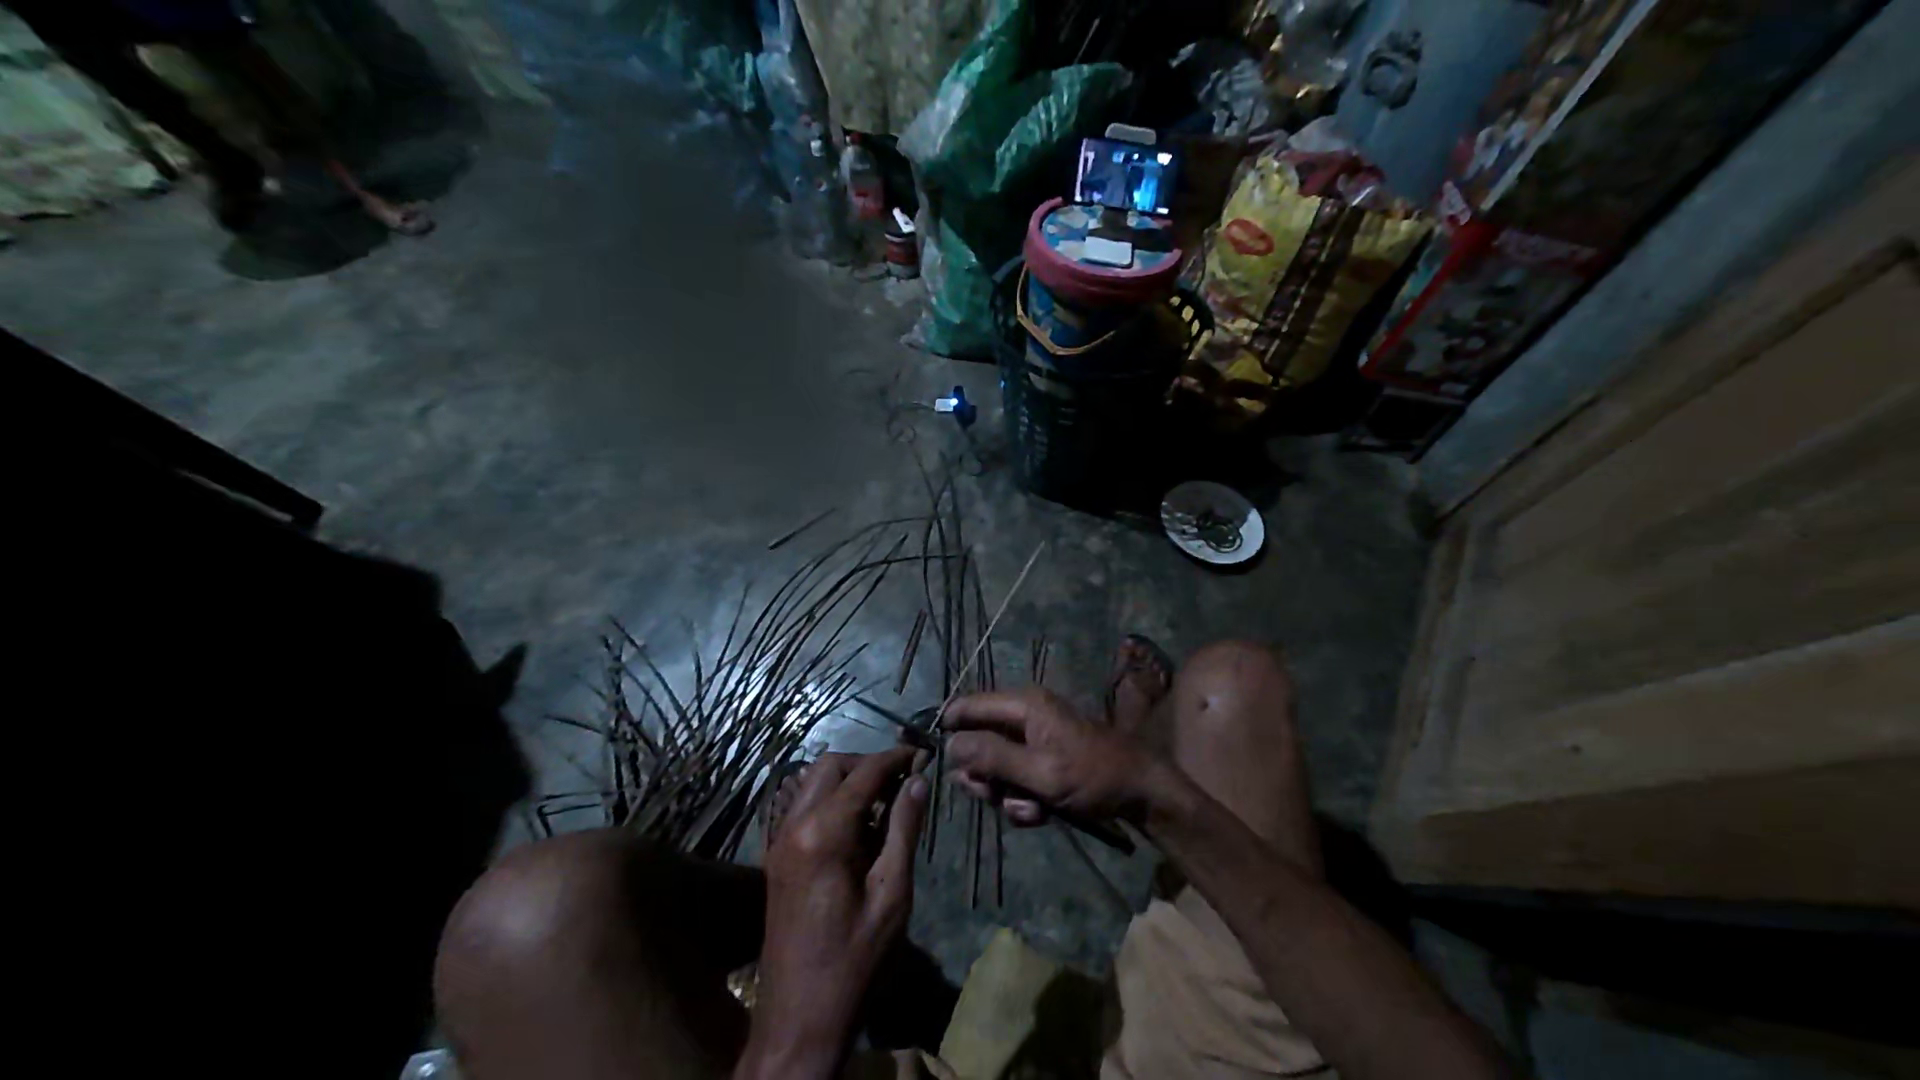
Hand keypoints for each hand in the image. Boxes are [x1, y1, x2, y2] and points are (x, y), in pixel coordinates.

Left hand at [738, 748, 927, 1079]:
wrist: (799, 1016)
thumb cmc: (855, 958)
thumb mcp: (892, 894)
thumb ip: (904, 829)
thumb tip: (919, 781)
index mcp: (824, 832)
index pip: (864, 773)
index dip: (895, 758)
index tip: (922, 753)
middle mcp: (794, 825)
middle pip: (830, 767)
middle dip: (867, 763)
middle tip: (902, 780)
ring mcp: (779, 841)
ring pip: (811, 783)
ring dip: (847, 780)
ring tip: (883, 802)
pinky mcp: (776, 857)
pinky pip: (802, 807)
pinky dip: (830, 799)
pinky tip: (857, 827)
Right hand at [943, 687, 1162, 827]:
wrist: (1140, 794)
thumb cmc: (1093, 776)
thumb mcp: (1040, 772)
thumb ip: (993, 757)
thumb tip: (949, 744)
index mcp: (1024, 705)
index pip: (967, 706)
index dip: (948, 729)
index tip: (936, 760)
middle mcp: (1024, 716)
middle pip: (977, 741)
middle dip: (982, 775)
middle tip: (990, 795)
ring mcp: (1033, 740)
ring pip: (994, 766)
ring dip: (1005, 793)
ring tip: (1029, 809)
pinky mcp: (1040, 761)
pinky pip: (1014, 779)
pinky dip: (1022, 799)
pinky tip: (1041, 813)